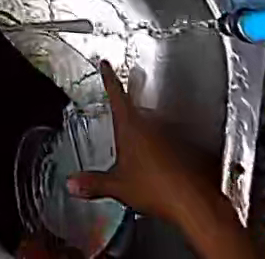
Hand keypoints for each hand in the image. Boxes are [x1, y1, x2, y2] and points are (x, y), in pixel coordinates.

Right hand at [68, 61, 211, 221]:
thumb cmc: (155, 188)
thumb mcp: (118, 186)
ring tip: (149, 110)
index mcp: (129, 125)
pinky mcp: (185, 143)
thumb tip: (72, 183)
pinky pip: (173, 130)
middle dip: (135, 86)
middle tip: (134, 74)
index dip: (109, 77)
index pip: (116, 94)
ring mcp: (169, 131)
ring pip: (157, 113)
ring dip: (151, 109)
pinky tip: (169, 141)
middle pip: (139, 98)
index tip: (105, 64)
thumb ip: (93, 183)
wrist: (192, 200)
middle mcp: (149, 122)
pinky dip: (168, 131)